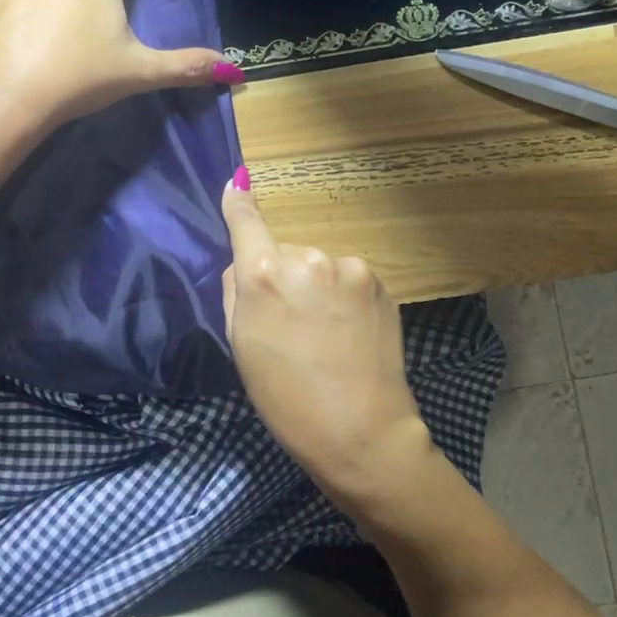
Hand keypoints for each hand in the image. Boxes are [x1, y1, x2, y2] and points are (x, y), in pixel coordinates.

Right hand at [220, 174, 430, 503]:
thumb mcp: (240, 345)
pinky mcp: (380, 284)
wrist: (361, 433)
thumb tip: (245, 263)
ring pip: (318, 267)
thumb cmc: (285, 398)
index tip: (236, 183)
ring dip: (315, 287)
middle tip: (287, 324)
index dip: (238, 204)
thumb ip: (237, 292)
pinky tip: (347, 333)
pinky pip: (346, 280)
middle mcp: (307, 259)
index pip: (246, 223)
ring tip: (323, 335)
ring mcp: (349, 269)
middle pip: (284, 253)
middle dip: (282, 275)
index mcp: (264, 276)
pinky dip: (341, 297)